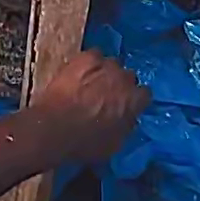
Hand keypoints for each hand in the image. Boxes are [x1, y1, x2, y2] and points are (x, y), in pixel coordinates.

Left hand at [31, 50, 149, 161]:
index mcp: (134, 100)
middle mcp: (124, 78)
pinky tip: (81, 72)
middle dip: (120, 85)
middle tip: (107, 96)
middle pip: (128, 76)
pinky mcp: (87, 57)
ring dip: (106, 73)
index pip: (145, 94)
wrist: (55, 128)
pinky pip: (94, 55)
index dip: (135, 100)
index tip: (126, 106)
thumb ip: (127, 126)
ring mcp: (106, 64)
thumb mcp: (114, 145)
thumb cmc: (85, 143)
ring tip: (91, 83)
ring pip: (112, 64)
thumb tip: (129, 118)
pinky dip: (90, 63)